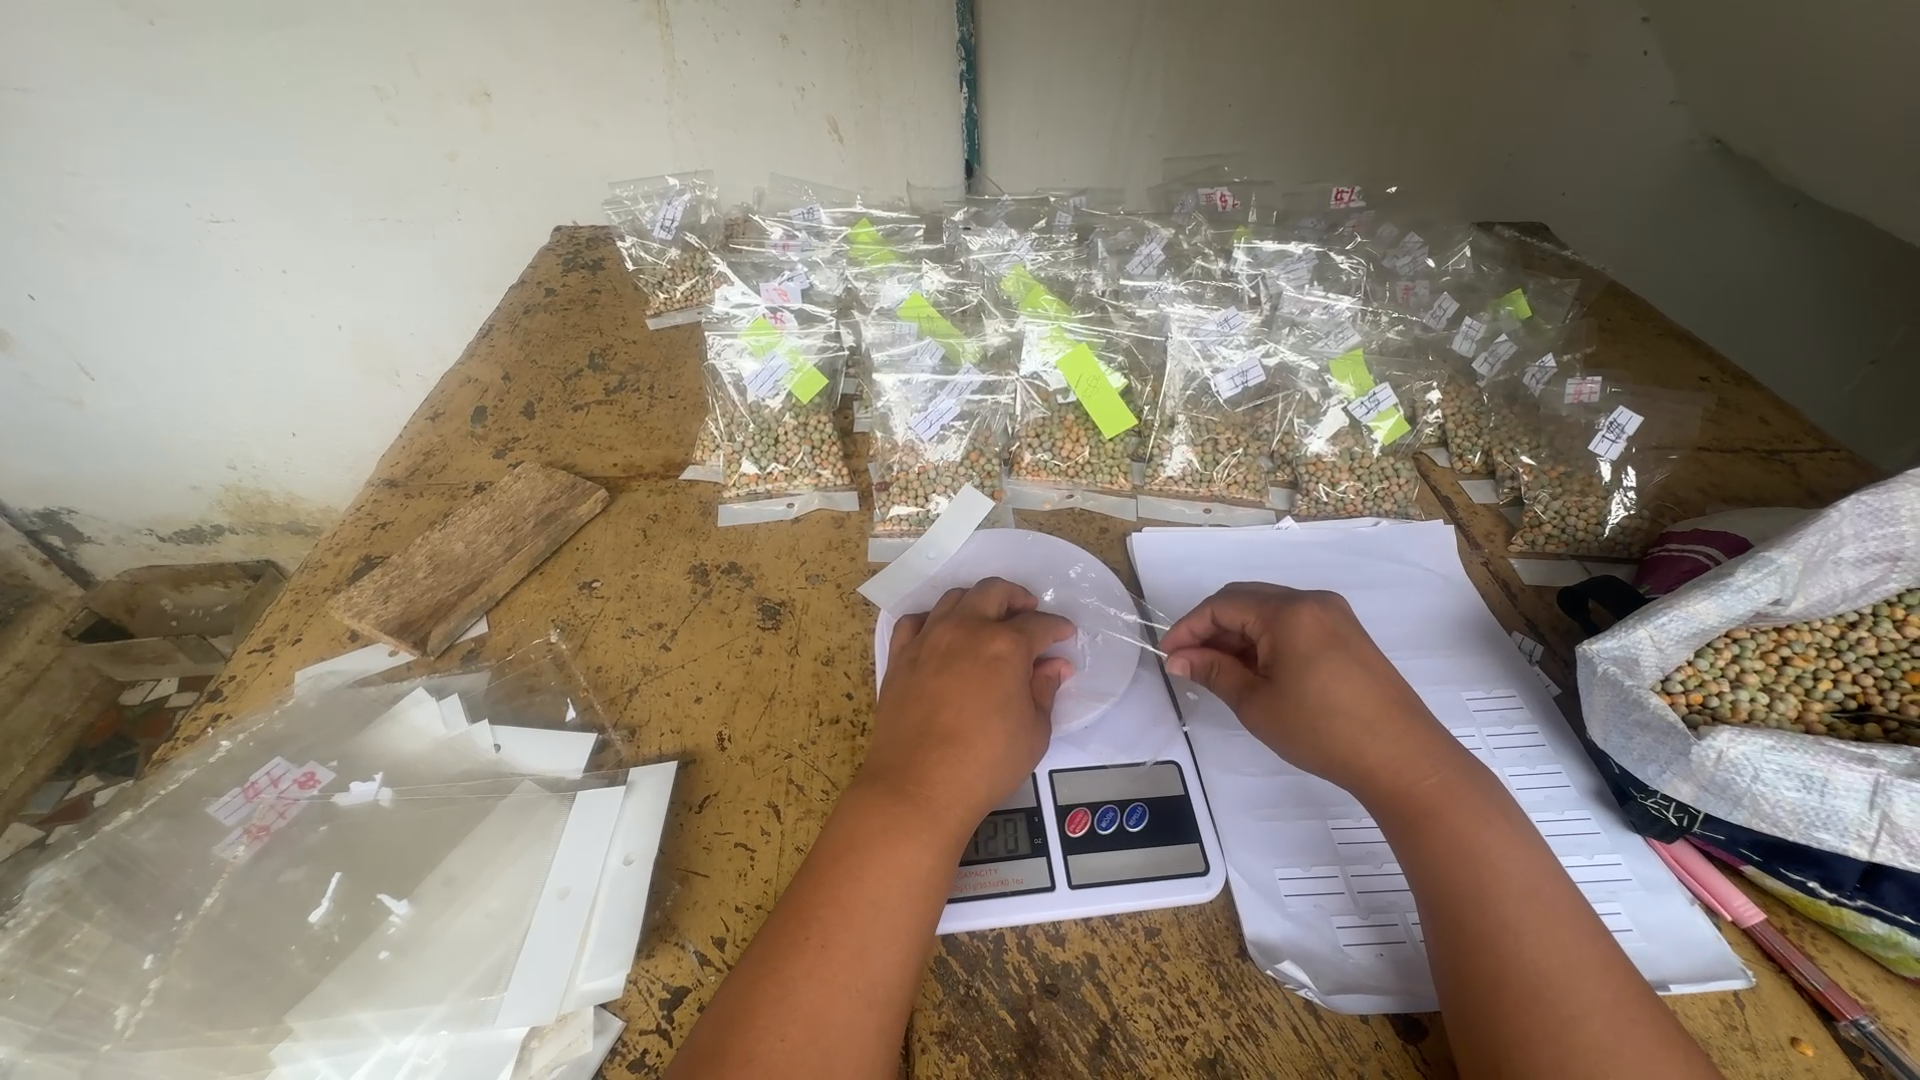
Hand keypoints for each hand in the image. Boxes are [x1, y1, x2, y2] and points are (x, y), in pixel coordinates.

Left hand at [864, 578, 1075, 836]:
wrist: (918, 785)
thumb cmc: (986, 763)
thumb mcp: (1034, 731)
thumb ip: (1045, 690)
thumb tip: (1054, 666)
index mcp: (1005, 645)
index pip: (1039, 624)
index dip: (1057, 627)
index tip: (1065, 634)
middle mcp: (965, 630)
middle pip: (993, 592)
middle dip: (1017, 597)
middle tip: (1028, 612)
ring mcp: (928, 640)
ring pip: (954, 598)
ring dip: (977, 601)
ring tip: (987, 619)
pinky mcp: (900, 656)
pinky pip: (915, 621)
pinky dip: (933, 619)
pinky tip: (941, 633)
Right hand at [1160, 582, 1467, 798]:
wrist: (1403, 759)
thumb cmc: (1322, 730)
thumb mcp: (1256, 702)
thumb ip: (1214, 672)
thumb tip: (1180, 660)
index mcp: (1288, 611)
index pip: (1222, 605)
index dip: (1188, 628)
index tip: (1168, 656)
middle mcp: (1312, 601)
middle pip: (1246, 600)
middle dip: (1211, 629)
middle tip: (1189, 663)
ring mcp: (1334, 617)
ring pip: (1269, 613)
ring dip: (1238, 636)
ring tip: (1218, 672)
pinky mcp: (1347, 636)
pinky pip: (1293, 625)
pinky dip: (1266, 642)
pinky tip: (1255, 672)